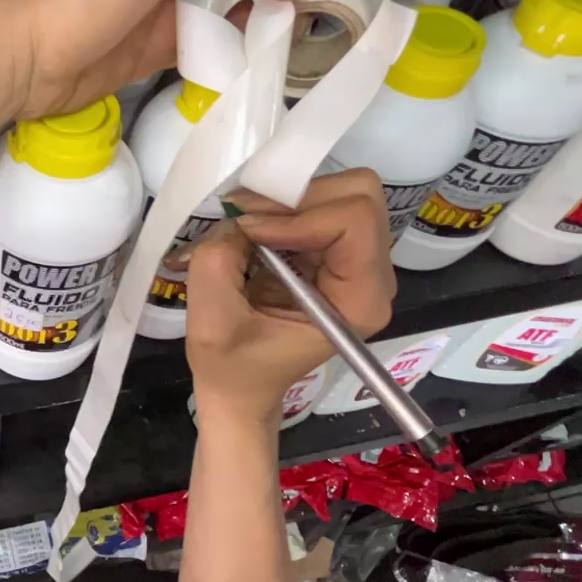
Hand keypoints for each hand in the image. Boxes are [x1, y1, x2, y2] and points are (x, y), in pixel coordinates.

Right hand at [185, 171, 395, 430]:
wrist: (238, 389)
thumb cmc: (229, 369)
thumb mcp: (209, 324)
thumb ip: (218, 262)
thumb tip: (235, 219)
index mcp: (358, 303)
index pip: (354, 221)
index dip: (297, 216)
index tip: (247, 234)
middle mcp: (372, 277)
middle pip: (357, 195)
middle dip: (295, 199)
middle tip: (244, 219)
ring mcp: (356, 262)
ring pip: (341, 193)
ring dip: (287, 201)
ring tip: (245, 225)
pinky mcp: (335, 253)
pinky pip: (321, 205)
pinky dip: (283, 208)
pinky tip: (254, 231)